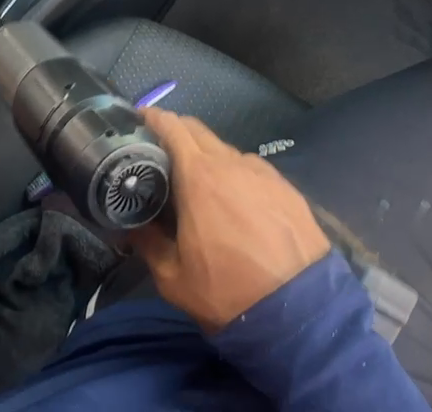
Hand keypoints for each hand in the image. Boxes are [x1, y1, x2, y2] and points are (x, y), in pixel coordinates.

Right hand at [127, 108, 329, 331]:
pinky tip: (237, 201)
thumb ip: (147, 242)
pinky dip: (236, 174)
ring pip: (227, 151)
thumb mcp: (173, 277)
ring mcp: (263, 173)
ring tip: (201, 184)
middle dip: (177, 133)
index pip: (172, 127)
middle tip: (161, 151)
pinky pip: (253, 170)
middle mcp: (231, 163)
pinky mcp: (287, 188)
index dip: (153, 118)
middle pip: (198, 131)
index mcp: (198, 176)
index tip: (138, 120)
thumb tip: (129, 224)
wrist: (301, 314)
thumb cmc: (227, 292)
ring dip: (208, 157)